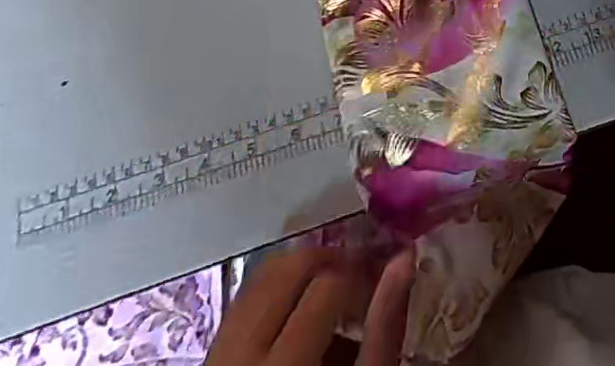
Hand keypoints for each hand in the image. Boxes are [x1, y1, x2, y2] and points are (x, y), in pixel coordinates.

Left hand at [206, 248, 414, 365]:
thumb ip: (385, 328)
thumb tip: (404, 260)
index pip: (328, 286)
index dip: (363, 271)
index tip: (386, 277)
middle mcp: (241, 355)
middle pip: (291, 268)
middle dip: (334, 261)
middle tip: (365, 277)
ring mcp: (218, 356)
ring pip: (264, 275)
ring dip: (306, 270)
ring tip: (339, 292)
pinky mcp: (211, 358)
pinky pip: (246, 300)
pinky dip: (279, 292)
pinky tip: (306, 312)